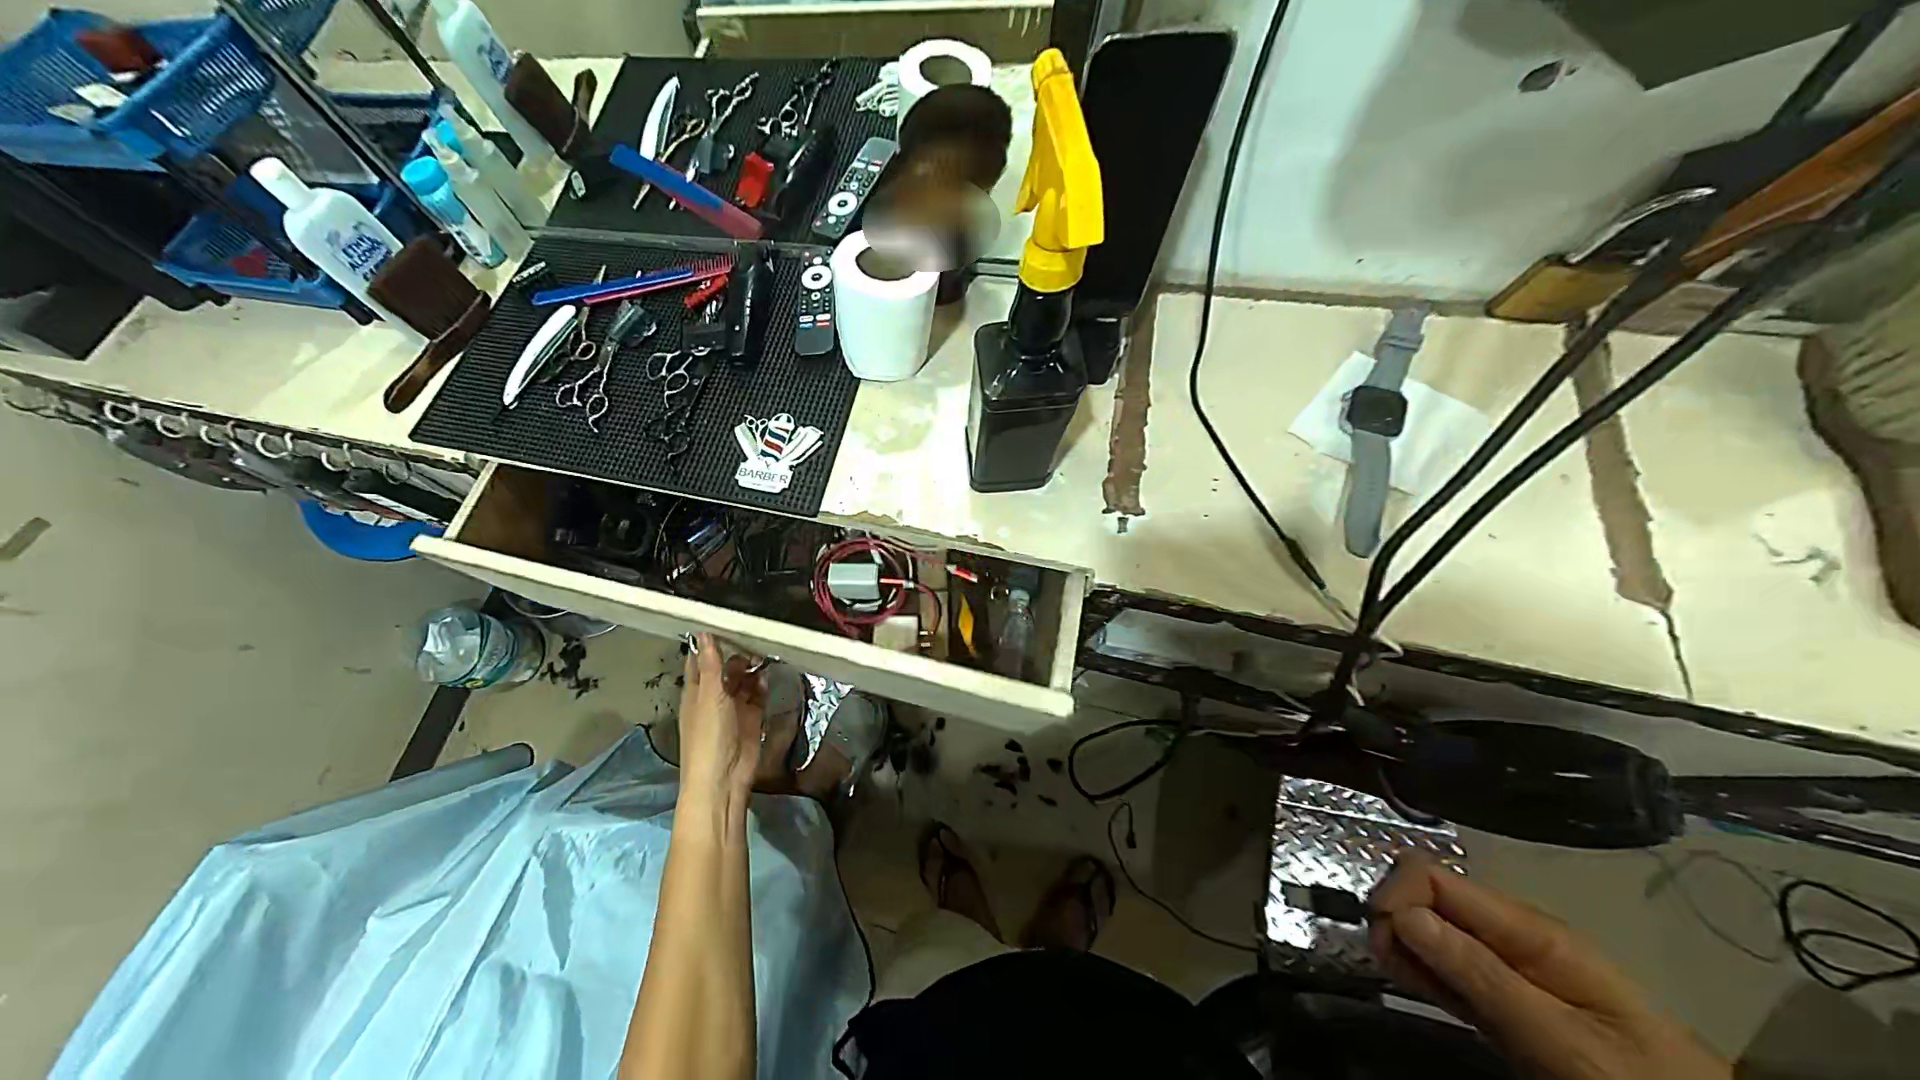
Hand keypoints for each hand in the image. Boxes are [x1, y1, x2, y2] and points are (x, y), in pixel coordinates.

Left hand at [675, 634, 767, 796]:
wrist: (724, 778)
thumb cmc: (708, 737)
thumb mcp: (708, 696)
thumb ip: (709, 665)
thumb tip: (702, 633)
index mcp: (696, 690)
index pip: (700, 659)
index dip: (710, 642)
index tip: (725, 620)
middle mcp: (713, 696)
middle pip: (726, 667)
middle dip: (738, 653)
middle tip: (754, 635)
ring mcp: (733, 707)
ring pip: (744, 679)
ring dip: (752, 668)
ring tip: (764, 652)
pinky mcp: (751, 717)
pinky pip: (758, 694)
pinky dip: (762, 685)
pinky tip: (767, 676)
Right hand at [1369, 854, 1729, 1079]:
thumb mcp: (1562, 1039)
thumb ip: (1482, 975)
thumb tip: (1402, 913)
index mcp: (1530, 929)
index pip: (1434, 873)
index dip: (1397, 895)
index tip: (1385, 940)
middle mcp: (1513, 933)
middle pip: (1427, 893)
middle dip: (1395, 919)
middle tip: (1393, 967)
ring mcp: (1510, 961)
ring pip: (1430, 925)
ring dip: (1404, 944)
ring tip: (1406, 981)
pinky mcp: (1506, 990)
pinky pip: (1447, 960)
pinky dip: (1422, 966)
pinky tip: (1420, 985)